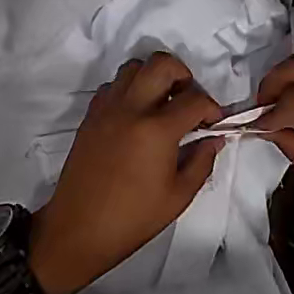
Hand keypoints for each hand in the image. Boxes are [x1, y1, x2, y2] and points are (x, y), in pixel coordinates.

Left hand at [29, 52, 224, 293]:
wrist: (79, 229)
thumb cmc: (133, 218)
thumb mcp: (179, 196)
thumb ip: (201, 161)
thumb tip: (213, 139)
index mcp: (156, 130)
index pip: (194, 99)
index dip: (212, 108)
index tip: (213, 123)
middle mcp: (131, 109)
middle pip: (161, 64)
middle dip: (183, 75)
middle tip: (188, 101)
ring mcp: (107, 109)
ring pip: (133, 67)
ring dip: (153, 77)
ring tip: (162, 104)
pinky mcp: (90, 116)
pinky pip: (112, 86)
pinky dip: (129, 90)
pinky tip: (136, 115)